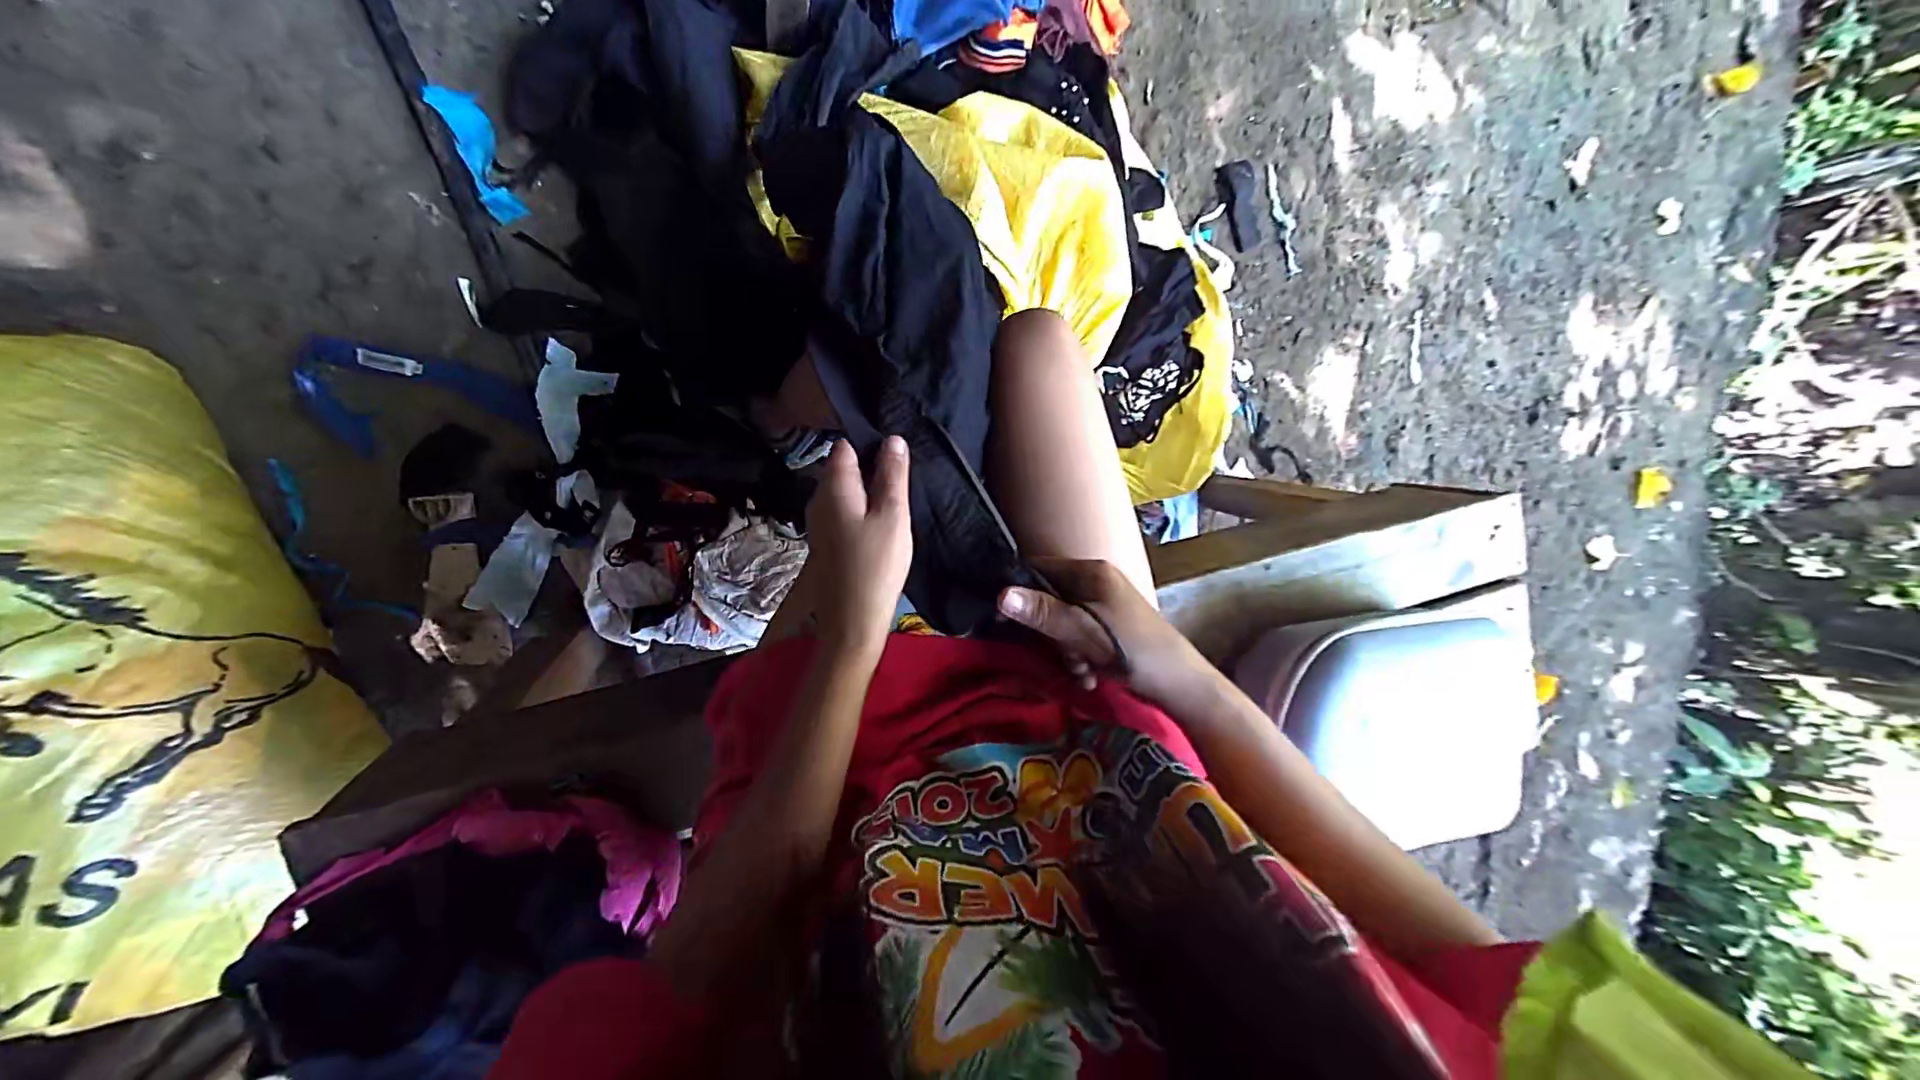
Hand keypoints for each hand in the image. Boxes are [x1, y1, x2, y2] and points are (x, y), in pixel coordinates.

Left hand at [806, 437, 911, 652]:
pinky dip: (862, 511)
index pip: (846, 447)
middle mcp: (819, 499)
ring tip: (897, 501)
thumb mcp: (893, 515)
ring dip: (869, 492)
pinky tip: (882, 524)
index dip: (871, 444)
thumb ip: (893, 475)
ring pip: (845, 492)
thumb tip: (893, 439)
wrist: (852, 621)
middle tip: (903, 479)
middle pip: (844, 469)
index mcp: (833, 486)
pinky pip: (844, 512)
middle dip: (871, 468)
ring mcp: (819, 522)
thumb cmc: (876, 565)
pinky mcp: (826, 541)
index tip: (897, 455)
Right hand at [998, 556, 1225, 716]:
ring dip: (1067, 652)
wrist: (1181, 685)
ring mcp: (1105, 604)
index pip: (1039, 569)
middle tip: (1065, 656)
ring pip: (1064, 623)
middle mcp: (1097, 582)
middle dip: (1051, 634)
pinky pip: (1080, 636)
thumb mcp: (1082, 633)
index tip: (1006, 620)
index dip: (1019, 592)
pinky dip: (1081, 658)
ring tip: (1083, 671)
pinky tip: (1091, 676)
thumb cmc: (1132, 651)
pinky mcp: (1111, 626)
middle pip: (1050, 600)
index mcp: (1091, 572)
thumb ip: (1043, 613)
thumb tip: (1001, 594)